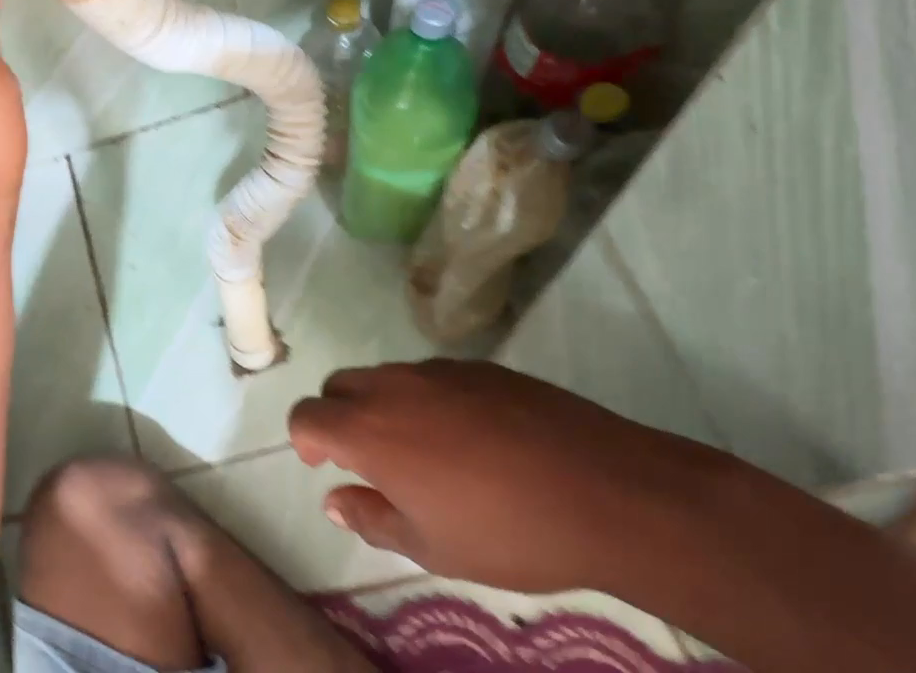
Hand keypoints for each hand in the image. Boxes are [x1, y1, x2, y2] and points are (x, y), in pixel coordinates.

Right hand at [288, 359, 733, 594]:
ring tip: (429, 453)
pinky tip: (476, 440)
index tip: (327, 468)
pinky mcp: (483, 367)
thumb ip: (371, 520)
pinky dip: (431, 400)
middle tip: (374, 462)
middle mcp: (393, 387)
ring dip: (385, 407)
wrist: (610, 492)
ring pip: (387, 378)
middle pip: (339, 386)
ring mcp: (440, 371)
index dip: (306, 441)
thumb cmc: (507, 532)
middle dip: (340, 417)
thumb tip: (335, 500)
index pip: (306, 416)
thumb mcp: (431, 548)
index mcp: (368, 431)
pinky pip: (434, 376)